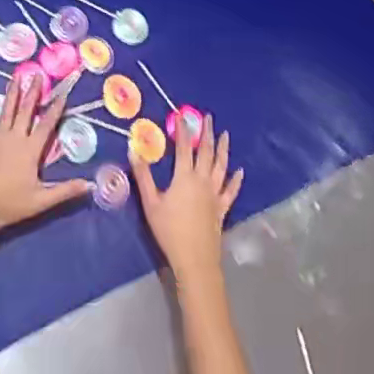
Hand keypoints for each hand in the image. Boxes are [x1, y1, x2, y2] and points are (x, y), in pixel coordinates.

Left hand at [0, 70, 93, 228]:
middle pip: (27, 110)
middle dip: (33, 92)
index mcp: (31, 149)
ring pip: (8, 109)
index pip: (47, 124)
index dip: (56, 109)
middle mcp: (16, 137)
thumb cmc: (11, 203)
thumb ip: (66, 190)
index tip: (63, 94)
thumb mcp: (42, 200)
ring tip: (17, 75)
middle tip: (37, 75)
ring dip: (13, 92)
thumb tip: (90, 185)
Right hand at [130, 116, 243, 286]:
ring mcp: (215, 194)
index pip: (184, 148)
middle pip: (206, 152)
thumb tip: (134, 151)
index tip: (184, 116)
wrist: (194, 258)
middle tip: (208, 118)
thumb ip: (143, 176)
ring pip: (221, 166)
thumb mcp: (150, 203)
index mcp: (185, 177)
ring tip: (226, 135)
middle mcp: (203, 180)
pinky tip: (240, 171)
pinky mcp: (222, 207)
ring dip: (223, 149)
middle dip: (207, 133)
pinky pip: (231, 190)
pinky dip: (236, 179)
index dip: (183, 131)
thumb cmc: (169, 230)